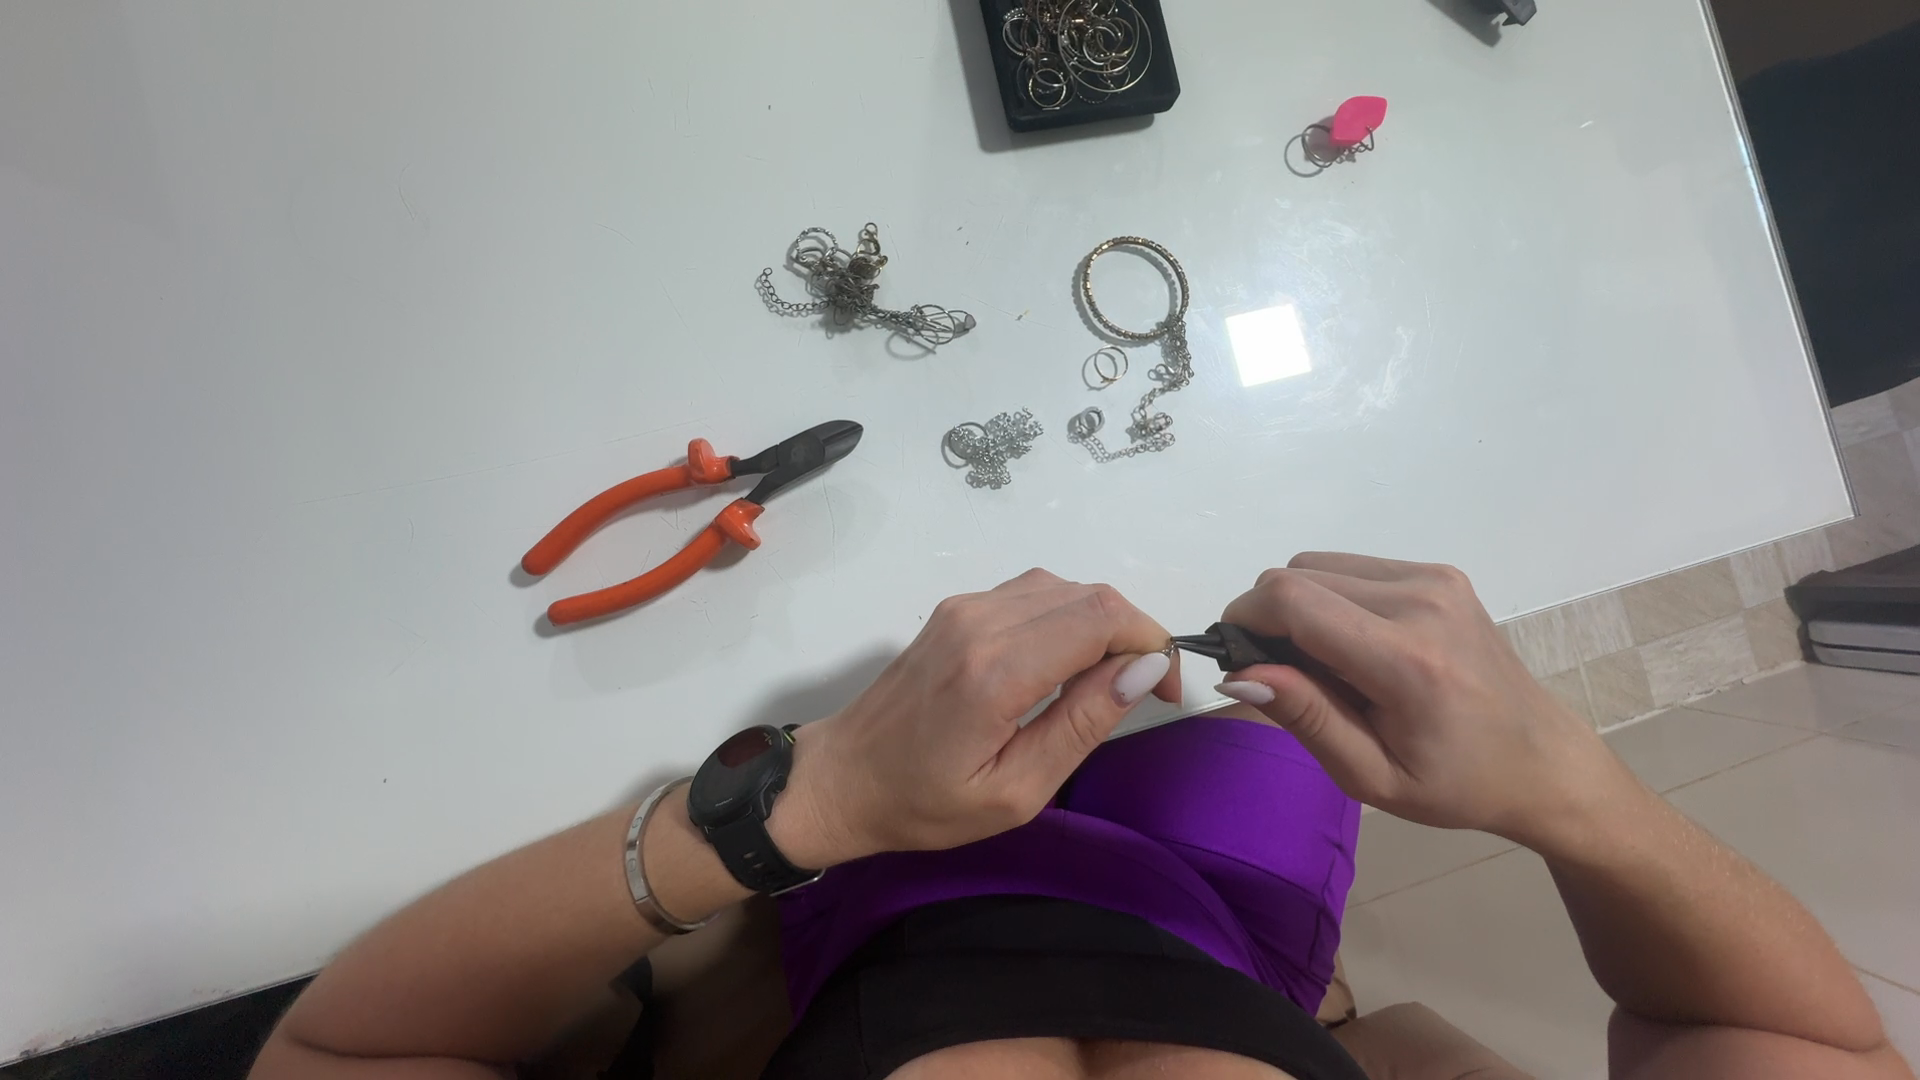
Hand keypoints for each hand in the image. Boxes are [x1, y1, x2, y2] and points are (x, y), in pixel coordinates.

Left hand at [770, 569, 1179, 866]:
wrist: (843, 776)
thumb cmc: (925, 803)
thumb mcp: (1015, 791)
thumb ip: (1081, 723)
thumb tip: (1141, 667)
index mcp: (996, 670)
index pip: (1102, 616)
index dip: (1151, 643)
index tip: (1163, 692)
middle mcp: (980, 620)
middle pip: (1089, 593)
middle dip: (1133, 634)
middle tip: (1139, 691)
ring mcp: (964, 607)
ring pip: (1063, 587)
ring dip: (1100, 624)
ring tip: (1102, 680)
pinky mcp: (956, 608)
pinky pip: (1031, 593)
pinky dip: (1065, 617)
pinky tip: (1062, 661)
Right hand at [1214, 553, 1635, 846]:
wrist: (1546, 763)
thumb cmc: (1456, 784)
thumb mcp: (1371, 777)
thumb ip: (1305, 718)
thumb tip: (1238, 673)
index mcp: (1407, 659)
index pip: (1291, 600)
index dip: (1244, 620)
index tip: (1239, 661)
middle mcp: (1421, 599)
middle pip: (1294, 577)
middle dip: (1267, 620)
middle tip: (1287, 676)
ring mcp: (1434, 578)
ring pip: (1313, 566)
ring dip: (1296, 608)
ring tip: (1325, 663)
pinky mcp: (1437, 572)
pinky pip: (1344, 567)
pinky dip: (1326, 598)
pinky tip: (1352, 642)